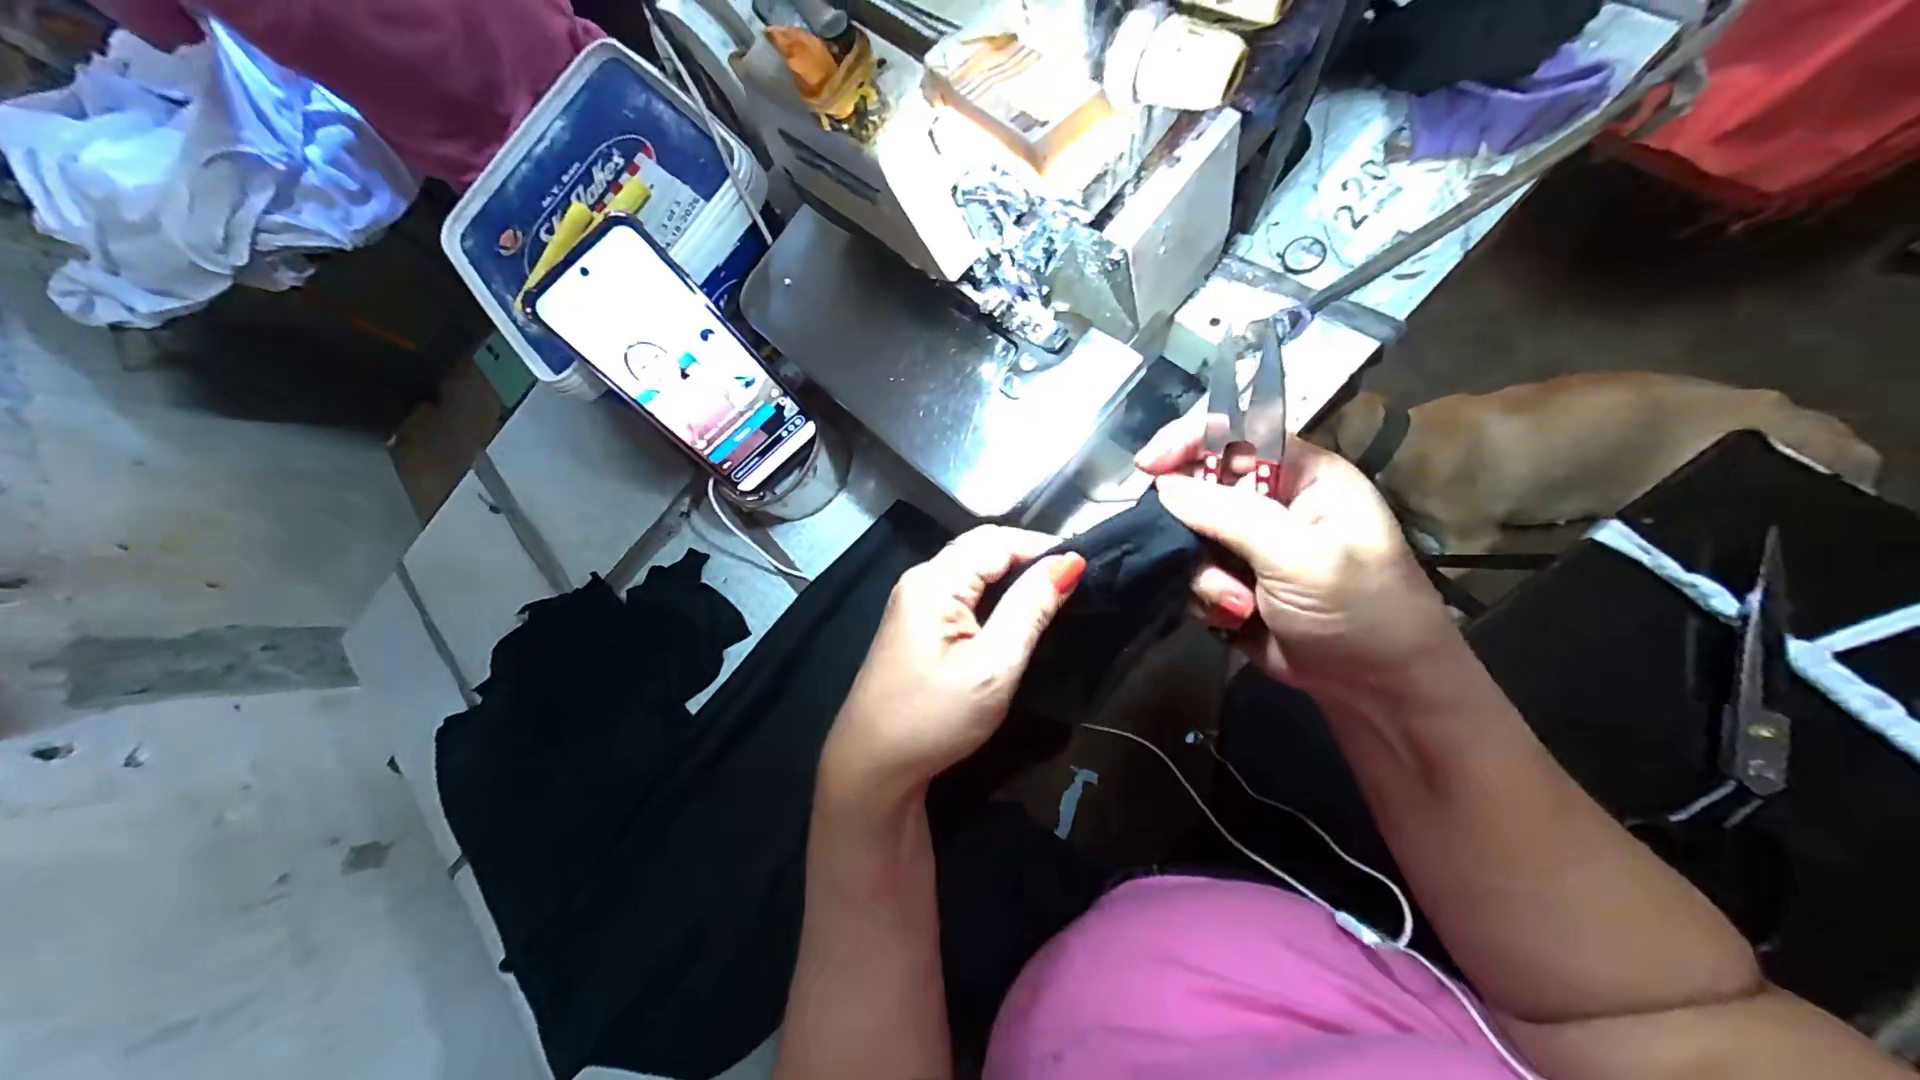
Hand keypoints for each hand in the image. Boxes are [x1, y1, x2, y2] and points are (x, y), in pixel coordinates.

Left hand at [820, 526, 1085, 809]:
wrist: (873, 765)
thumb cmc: (935, 717)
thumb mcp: (994, 665)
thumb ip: (1030, 609)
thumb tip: (1068, 562)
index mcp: (935, 582)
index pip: (997, 541)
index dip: (1042, 546)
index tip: (1086, 566)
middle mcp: (920, 580)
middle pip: (981, 548)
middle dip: (1027, 555)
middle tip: (1072, 579)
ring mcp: (913, 601)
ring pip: (971, 568)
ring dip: (1011, 574)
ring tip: (1051, 592)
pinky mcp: (914, 623)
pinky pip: (960, 590)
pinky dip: (992, 592)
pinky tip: (1013, 610)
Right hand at [1133, 411, 1456, 697]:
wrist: (1376, 690)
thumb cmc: (1360, 610)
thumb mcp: (1301, 556)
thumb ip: (1230, 515)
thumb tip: (1165, 486)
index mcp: (1304, 475)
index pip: (1237, 433)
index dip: (1190, 440)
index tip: (1148, 466)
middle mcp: (1271, 501)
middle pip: (1200, 486)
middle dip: (1192, 525)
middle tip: (1195, 555)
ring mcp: (1248, 544)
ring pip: (1188, 537)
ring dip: (1202, 575)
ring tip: (1238, 606)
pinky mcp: (1231, 581)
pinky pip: (1189, 574)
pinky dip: (1203, 599)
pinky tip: (1234, 620)